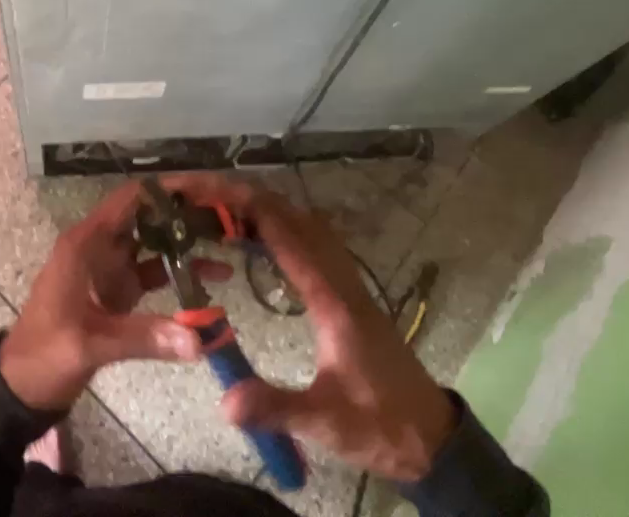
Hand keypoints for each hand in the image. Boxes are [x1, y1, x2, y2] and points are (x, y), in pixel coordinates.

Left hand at [0, 182, 230, 410]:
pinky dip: (184, 271)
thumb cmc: (45, 354)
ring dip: (189, 236)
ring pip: (156, 239)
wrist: (21, 387)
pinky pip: (157, 271)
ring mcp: (111, 266)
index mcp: (86, 242)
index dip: (169, 189)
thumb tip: (200, 339)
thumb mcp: (90, 344)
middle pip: (149, 213)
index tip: (209, 188)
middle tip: (231, 209)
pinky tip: (217, 276)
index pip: (132, 198)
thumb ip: (144, 337)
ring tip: (232, 233)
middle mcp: (100, 245)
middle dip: (188, 208)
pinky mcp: (119, 290)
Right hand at [165, 173, 456, 482]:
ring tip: (216, 209)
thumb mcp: (327, 423)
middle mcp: (340, 280)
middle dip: (242, 196)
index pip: (285, 233)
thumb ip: (277, 407)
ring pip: (302, 224)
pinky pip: (309, 243)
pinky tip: (254, 240)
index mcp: (333, 299)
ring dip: (260, 208)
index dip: (242, 205)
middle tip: (196, 194)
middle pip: (291, 216)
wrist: (432, 437)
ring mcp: (345, 284)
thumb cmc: (382, 425)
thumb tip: (224, 401)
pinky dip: (277, 228)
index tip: (204, 191)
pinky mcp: (345, 295)